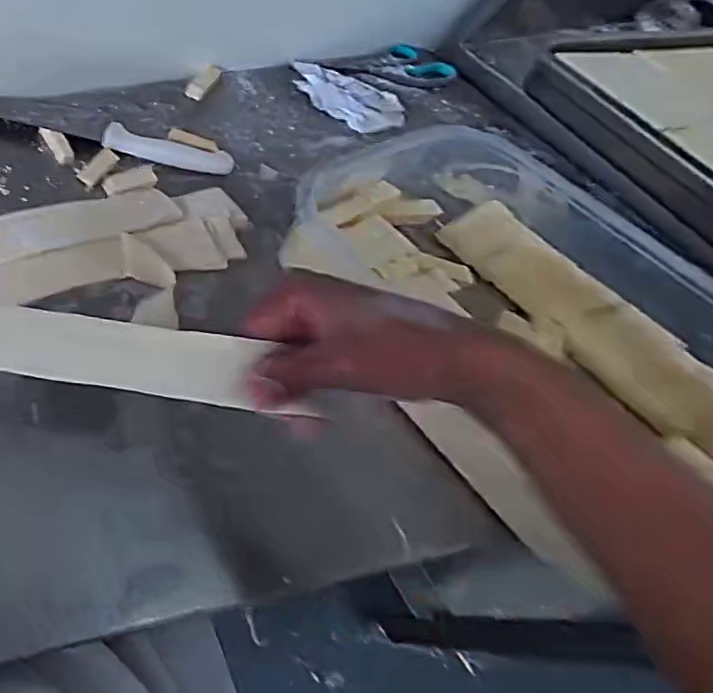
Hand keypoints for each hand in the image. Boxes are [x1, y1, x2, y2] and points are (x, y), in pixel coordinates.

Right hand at [243, 272, 524, 410]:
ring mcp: (326, 315)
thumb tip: (248, 389)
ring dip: (294, 389)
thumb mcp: (334, 366)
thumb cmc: (397, 353)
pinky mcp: (345, 333)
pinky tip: (321, 410)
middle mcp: (306, 297)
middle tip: (287, 418)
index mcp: (297, 291)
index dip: (249, 364)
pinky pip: (312, 358)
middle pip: (270, 343)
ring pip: (291, 355)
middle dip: (276, 382)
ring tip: (307, 421)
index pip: (251, 328)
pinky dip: (313, 383)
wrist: (464, 361)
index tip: (252, 398)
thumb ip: (285, 377)